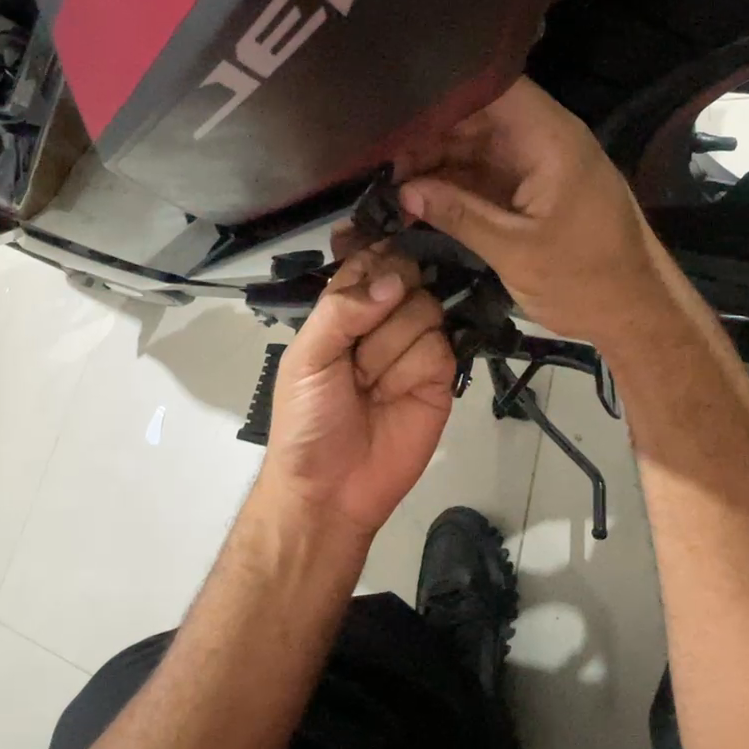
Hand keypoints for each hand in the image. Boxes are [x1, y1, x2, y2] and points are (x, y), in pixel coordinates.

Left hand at [256, 245, 455, 537]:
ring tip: (368, 384)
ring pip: (426, 309)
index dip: (376, 260)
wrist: (330, 489)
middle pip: (407, 276)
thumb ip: (342, 309)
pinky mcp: (442, 375)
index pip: (371, 260)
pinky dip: (412, 370)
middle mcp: (386, 319)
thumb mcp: (306, 357)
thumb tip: (393, 280)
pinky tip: (393, 395)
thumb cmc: (306, 419)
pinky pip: (441, 347)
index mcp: (347, 308)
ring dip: (390, 348)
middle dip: (384, 306)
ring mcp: (416, 345)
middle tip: (360, 342)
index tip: (375, 268)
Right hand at [398, 77, 667, 343]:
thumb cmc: (587, 280)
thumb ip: (459, 214)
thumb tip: (402, 192)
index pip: (493, 88)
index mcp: (550, 138)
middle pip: (476, 115)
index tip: (394, 105)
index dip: (444, 90)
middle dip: (428, 131)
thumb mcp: (517, 250)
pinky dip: (450, 184)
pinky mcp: (528, 191)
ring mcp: (533, 165)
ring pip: (473, 145)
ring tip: (385, 178)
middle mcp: (541, 140)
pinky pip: (481, 174)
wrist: (636, 315)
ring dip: (433, 160)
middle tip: (376, 155)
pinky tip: (412, 195)